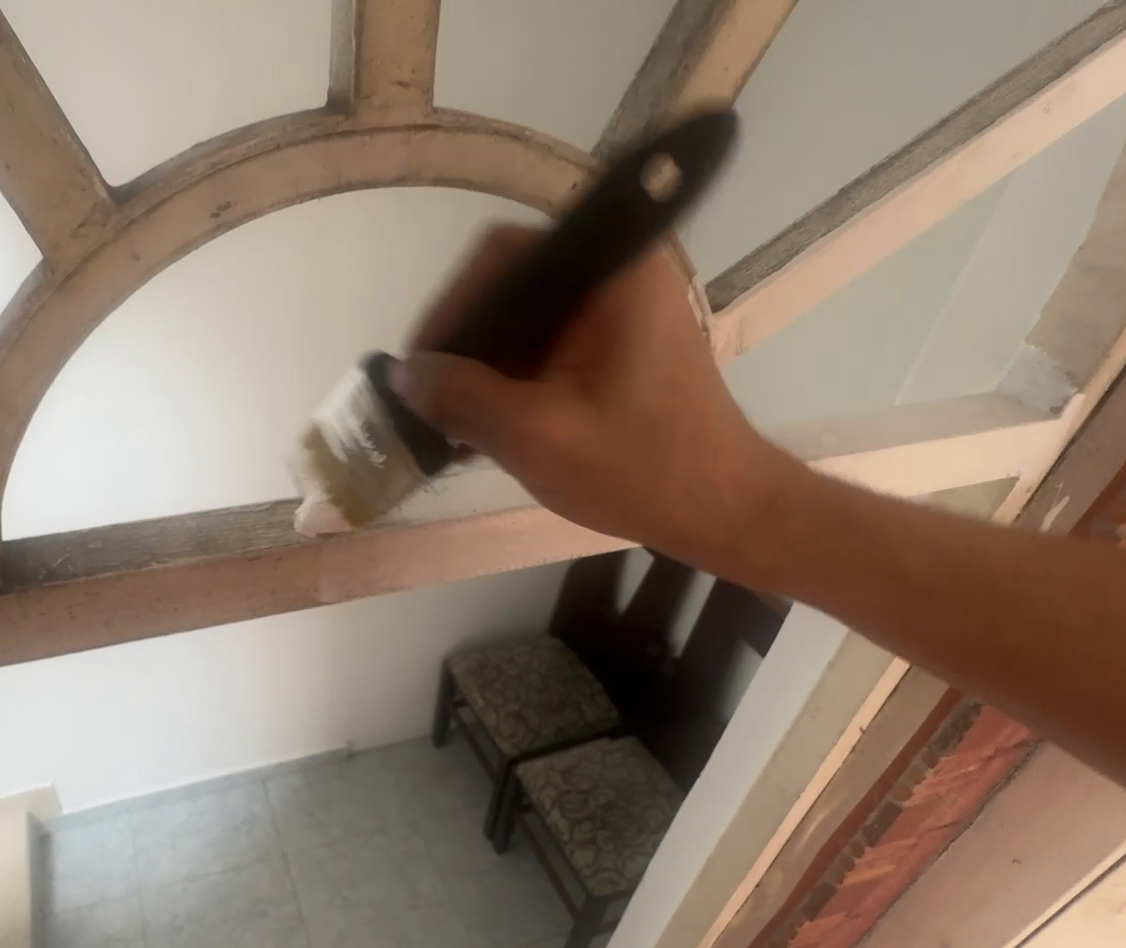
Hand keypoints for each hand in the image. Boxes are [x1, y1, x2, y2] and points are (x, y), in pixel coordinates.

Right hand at [391, 225, 797, 570]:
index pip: (503, 257)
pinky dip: (509, 383)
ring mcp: (617, 313)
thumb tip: (403, 374)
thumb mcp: (534, 435)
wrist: (721, 511)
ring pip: (522, 324)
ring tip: (452, 424)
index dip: (451, 307)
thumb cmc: (639, 470)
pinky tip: (484, 428)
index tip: (422, 366)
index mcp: (611, 274)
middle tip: (432, 400)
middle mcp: (616, 277)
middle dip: (464, 346)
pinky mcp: (615, 347)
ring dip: (482, 371)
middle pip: (510, 288)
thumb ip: (460, 397)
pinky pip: (544, 349)